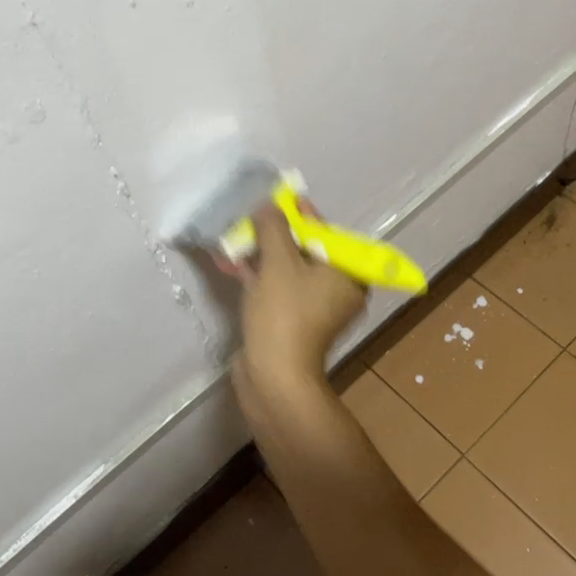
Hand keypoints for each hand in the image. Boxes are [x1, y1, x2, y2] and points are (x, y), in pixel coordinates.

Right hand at [227, 204, 366, 385]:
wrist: (273, 377)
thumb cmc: (285, 314)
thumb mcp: (279, 263)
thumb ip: (273, 229)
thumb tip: (268, 206)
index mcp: (347, 275)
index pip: (328, 234)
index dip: (304, 214)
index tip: (284, 198)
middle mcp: (335, 291)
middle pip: (305, 251)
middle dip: (275, 233)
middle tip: (254, 214)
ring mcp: (311, 309)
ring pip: (285, 271)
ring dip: (260, 253)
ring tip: (234, 233)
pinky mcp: (288, 322)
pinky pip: (274, 290)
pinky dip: (255, 276)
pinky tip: (229, 261)